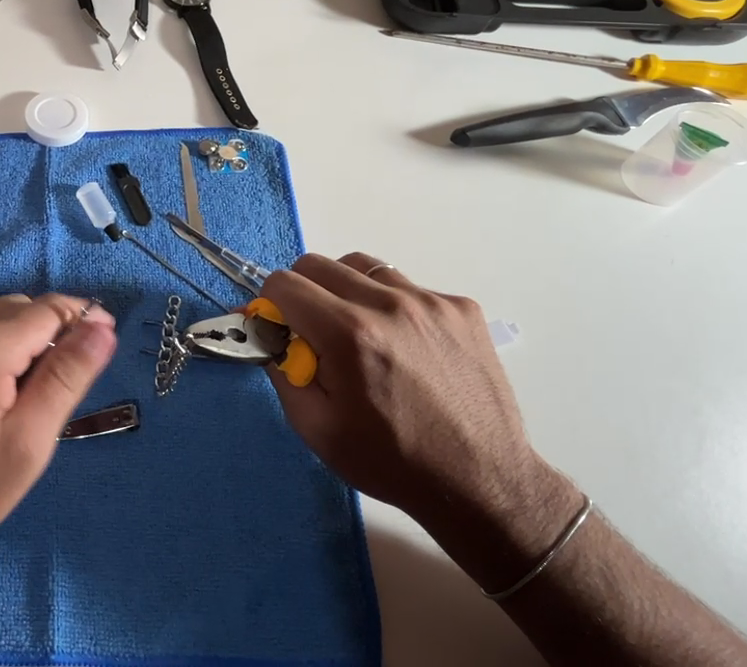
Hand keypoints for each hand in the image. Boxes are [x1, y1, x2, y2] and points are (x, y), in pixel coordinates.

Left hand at [0, 293, 116, 572]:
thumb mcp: (28, 441)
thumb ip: (67, 376)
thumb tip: (101, 325)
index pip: (49, 308)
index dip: (83, 320)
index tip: (106, 343)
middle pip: (19, 308)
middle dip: (51, 333)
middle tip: (63, 389)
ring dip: (20, 341)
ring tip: (27, 399)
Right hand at [260, 254, 573, 532]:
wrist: (482, 482)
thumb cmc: (389, 460)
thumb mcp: (314, 426)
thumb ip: (280, 367)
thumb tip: (263, 329)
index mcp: (348, 333)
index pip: (283, 284)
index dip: (270, 307)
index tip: (280, 332)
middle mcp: (389, 304)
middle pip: (316, 264)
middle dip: (302, 294)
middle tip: (314, 334)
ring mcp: (431, 301)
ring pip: (362, 267)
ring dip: (346, 291)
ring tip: (360, 334)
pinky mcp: (461, 308)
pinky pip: (406, 286)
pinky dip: (390, 305)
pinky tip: (403, 345)